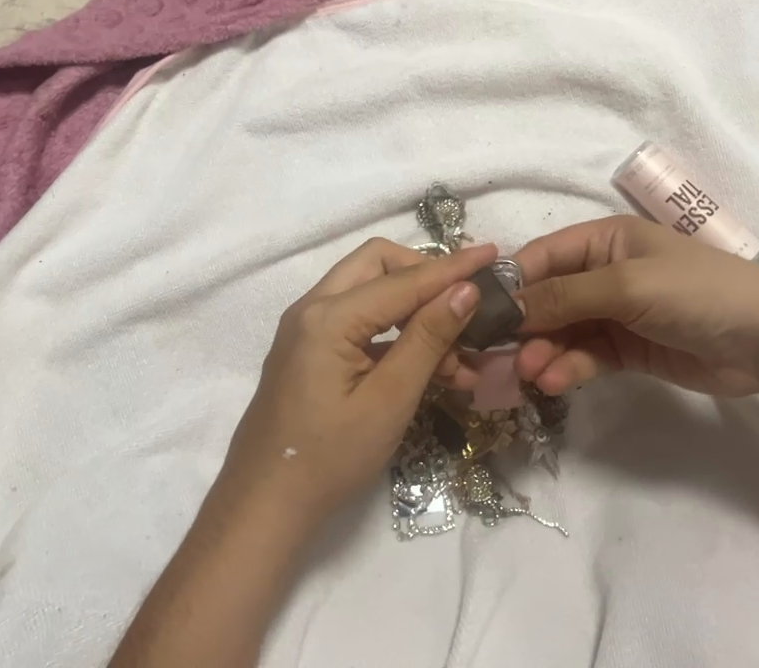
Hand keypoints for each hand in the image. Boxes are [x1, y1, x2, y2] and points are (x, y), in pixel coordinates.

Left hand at [213, 239, 498, 516]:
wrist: (265, 505)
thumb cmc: (329, 458)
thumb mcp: (389, 400)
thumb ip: (428, 339)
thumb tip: (466, 289)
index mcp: (328, 316)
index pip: (403, 279)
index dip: (452, 268)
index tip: (493, 254)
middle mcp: (313, 307)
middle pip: (379, 264)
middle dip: (426, 276)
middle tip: (467, 303)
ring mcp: (308, 326)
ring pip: (370, 291)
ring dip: (415, 310)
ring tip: (460, 357)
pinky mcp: (310, 348)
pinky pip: (359, 320)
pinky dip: (395, 332)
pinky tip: (431, 368)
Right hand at [512, 215, 758, 396]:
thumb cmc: (694, 291)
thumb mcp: (626, 285)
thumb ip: (565, 296)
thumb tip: (508, 307)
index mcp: (604, 239)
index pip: (543, 256)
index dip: (511, 282)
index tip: (478, 313)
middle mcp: (604, 272)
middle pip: (548, 297)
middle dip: (525, 325)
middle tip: (499, 357)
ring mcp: (616, 313)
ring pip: (563, 331)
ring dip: (544, 351)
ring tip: (530, 375)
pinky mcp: (628, 350)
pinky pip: (585, 356)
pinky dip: (568, 368)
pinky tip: (555, 382)